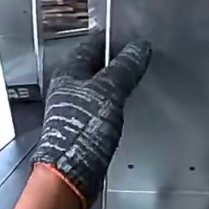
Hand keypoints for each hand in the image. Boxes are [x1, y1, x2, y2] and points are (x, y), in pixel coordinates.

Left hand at [32, 35, 151, 208]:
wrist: (71, 171)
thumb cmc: (84, 128)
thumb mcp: (109, 92)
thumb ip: (124, 68)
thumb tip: (140, 46)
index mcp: (68, 72)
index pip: (91, 44)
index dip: (112, 38)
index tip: (134, 36)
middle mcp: (68, 86)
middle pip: (94, 65)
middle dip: (116, 60)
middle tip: (141, 57)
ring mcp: (74, 107)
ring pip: (98, 85)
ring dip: (116, 81)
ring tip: (138, 77)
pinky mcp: (82, 125)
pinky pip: (100, 103)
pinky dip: (114, 99)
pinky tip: (126, 103)